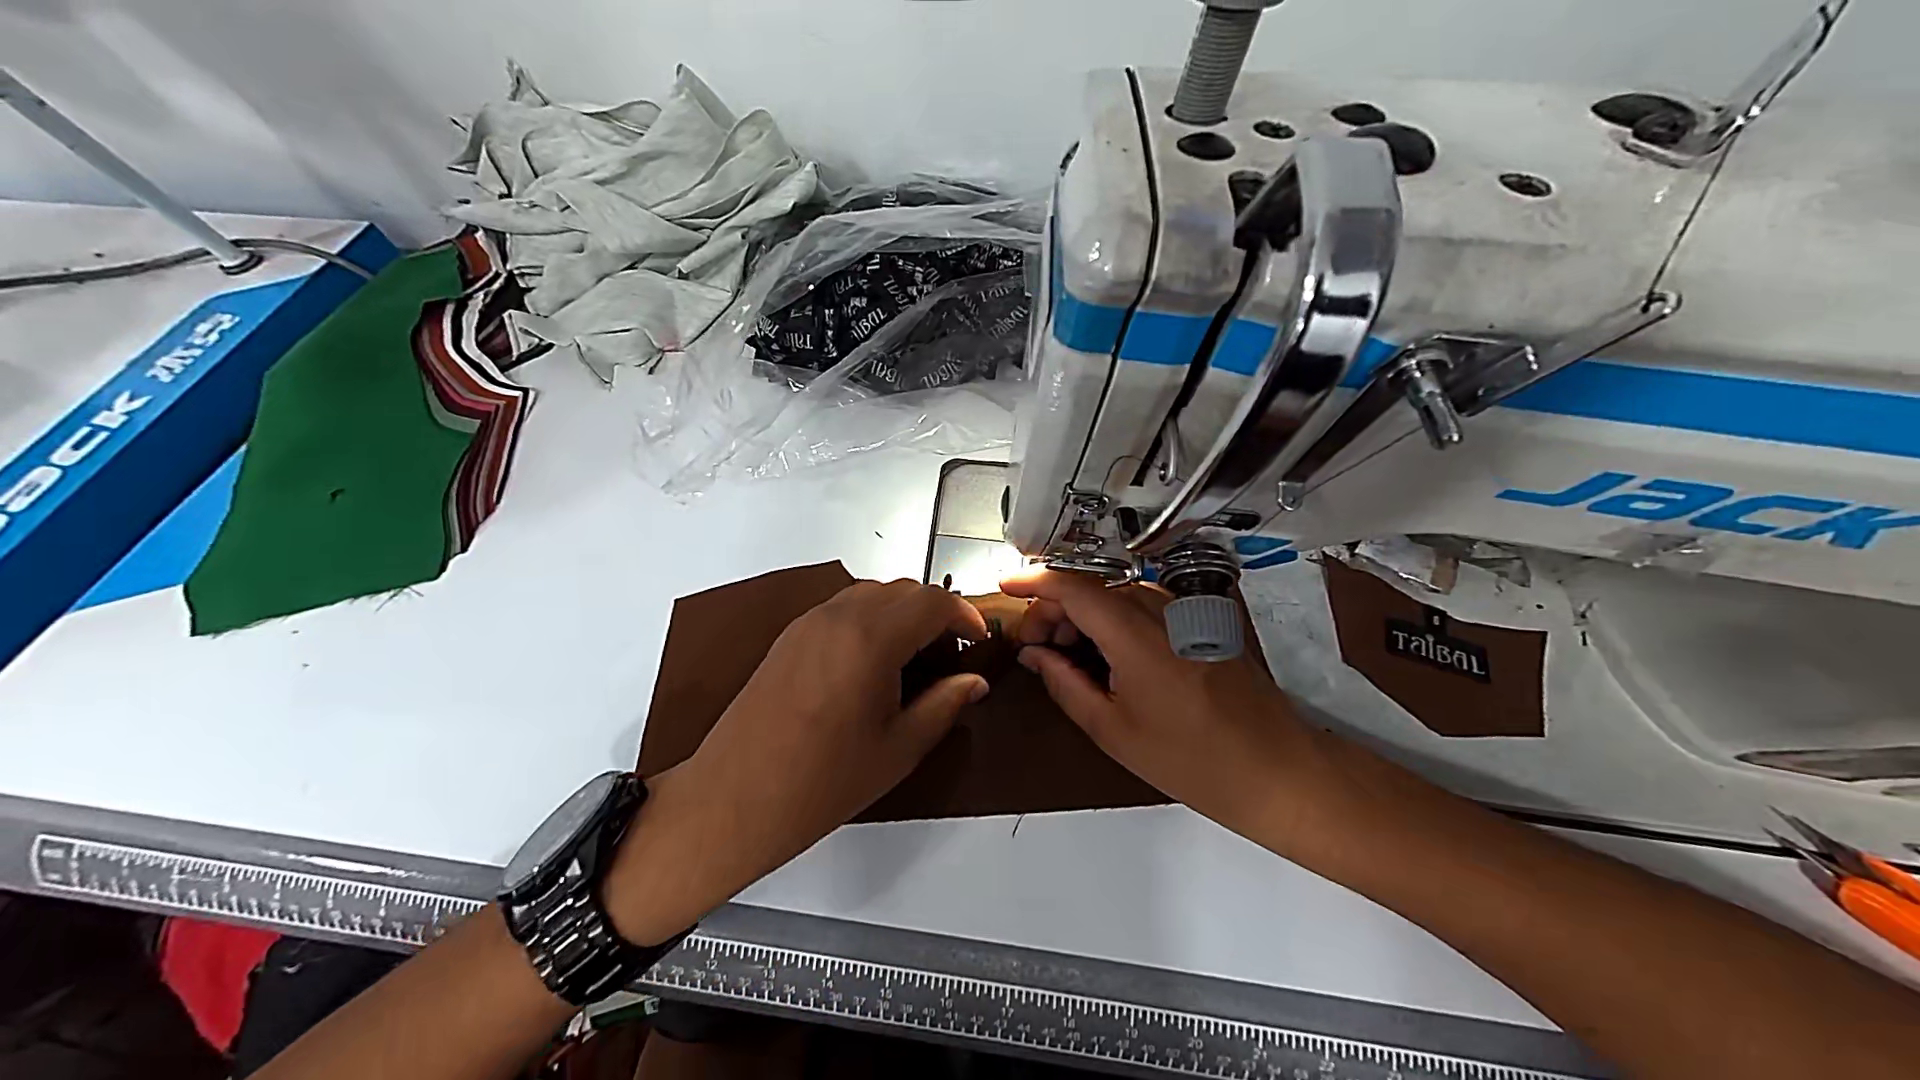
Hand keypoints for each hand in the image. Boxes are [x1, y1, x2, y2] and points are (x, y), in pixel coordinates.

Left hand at [604, 580, 988, 945]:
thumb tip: (972, 682)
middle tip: (950, 651)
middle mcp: (837, 618)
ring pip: (870, 594)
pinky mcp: (788, 637)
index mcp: (870, 640)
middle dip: (935, 611)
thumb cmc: (817, 783)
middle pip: (902, 589)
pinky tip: (874, 662)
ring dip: (901, 613)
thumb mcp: (898, 749)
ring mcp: (807, 624)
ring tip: (916, 656)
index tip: (976, 638)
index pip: (932, 601)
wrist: (733, 800)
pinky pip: (842, 609)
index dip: (964, 615)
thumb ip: (943, 704)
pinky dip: (870, 620)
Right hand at [1000, 567, 1321, 840]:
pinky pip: (1140, 606)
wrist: (1275, 769)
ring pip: (1115, 594)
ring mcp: (1184, 613)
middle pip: (1092, 588)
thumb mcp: (1113, 729)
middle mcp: (1161, 611)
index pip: (1073, 587)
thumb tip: (1035, 656)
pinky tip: (1102, 653)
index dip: (1034, 581)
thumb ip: (1064, 683)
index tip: (1007, 585)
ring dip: (1082, 614)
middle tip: (1035, 645)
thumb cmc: (1195, 760)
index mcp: (1136, 636)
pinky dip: (1110, 619)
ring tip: (1065, 653)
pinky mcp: (1197, 622)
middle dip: (1054, 607)